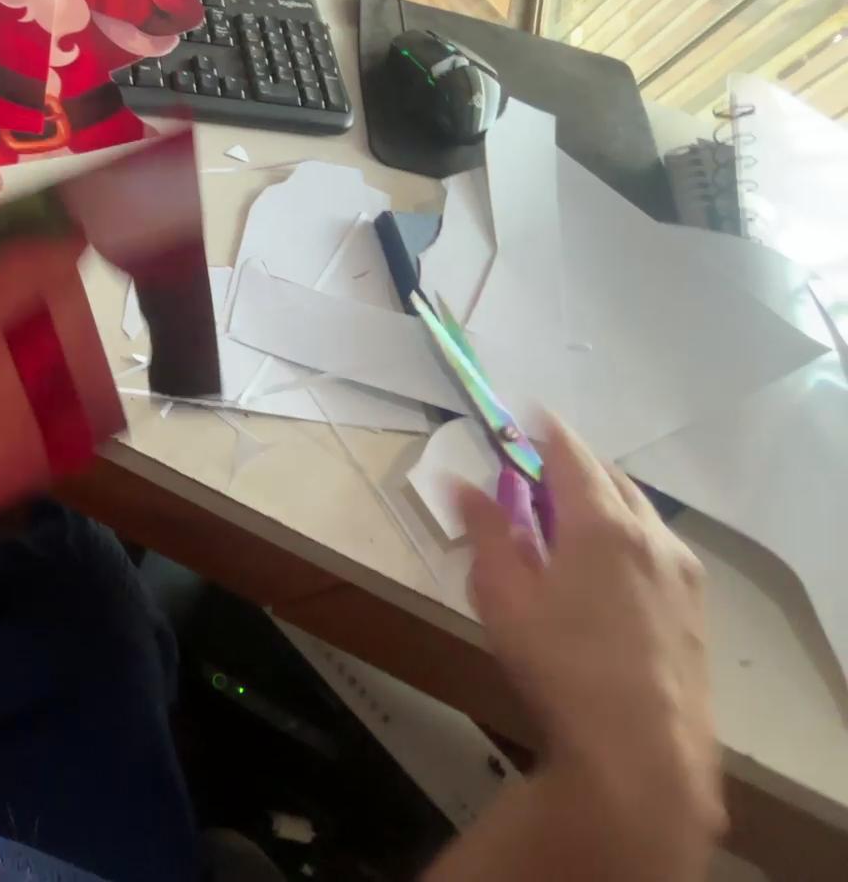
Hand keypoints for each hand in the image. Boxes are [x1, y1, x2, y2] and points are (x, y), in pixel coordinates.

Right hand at [456, 417, 724, 843]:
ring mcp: (681, 572)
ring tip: (555, 509)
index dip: (546, 429)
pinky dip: (618, 527)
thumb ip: (485, 529)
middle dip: (570, 461)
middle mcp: (653, 538)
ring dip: (596, 496)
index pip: (573, 457)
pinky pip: (652, 542)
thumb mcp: (500, 590)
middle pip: (611, 479)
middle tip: (528, 462)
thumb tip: (461, 481)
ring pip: (637, 511)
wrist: (639, 744)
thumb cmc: (555, 658)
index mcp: (603, 527)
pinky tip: (591, 556)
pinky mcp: (692, 603)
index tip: (526, 408)